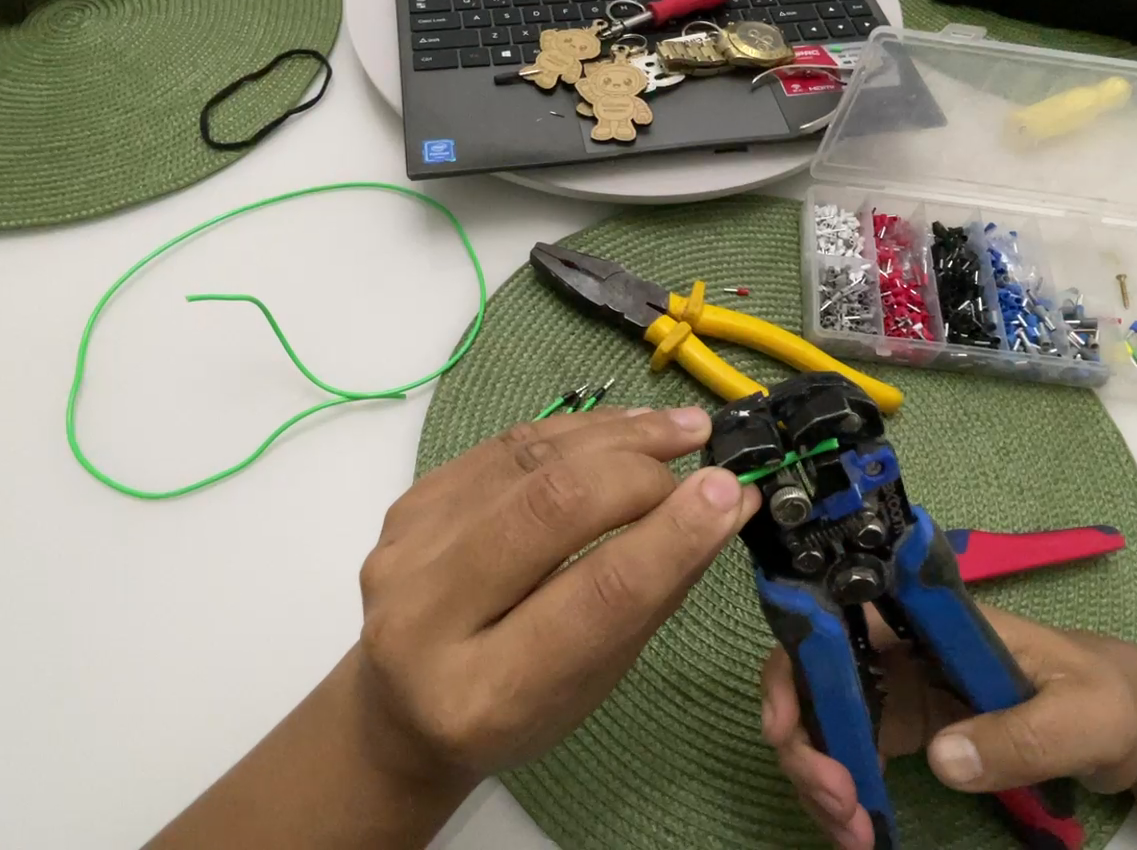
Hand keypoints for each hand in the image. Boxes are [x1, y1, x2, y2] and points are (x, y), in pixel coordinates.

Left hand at [349, 406, 760, 789]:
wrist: (405, 703)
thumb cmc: (518, 710)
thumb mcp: (595, 680)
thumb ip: (654, 592)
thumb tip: (723, 502)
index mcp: (483, 694)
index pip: (596, 596)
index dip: (670, 535)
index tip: (730, 490)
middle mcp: (426, 615)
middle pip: (551, 507)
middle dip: (639, 472)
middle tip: (701, 456)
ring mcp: (407, 549)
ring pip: (529, 460)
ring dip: (616, 435)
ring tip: (680, 426)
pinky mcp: (408, 503)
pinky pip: (505, 445)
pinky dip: (575, 429)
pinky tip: (624, 426)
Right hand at [760, 605, 1136, 849]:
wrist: (1113, 723)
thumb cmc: (1099, 699)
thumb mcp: (1081, 718)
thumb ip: (1019, 735)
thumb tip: (941, 760)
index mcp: (922, 620)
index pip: (834, 621)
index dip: (794, 666)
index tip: (784, 728)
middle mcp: (891, 644)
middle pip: (810, 676)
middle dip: (804, 741)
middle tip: (838, 806)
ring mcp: (889, 685)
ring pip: (818, 718)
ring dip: (817, 775)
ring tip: (851, 834)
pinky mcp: (896, 724)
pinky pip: (845, 751)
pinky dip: (840, 792)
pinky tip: (858, 830)